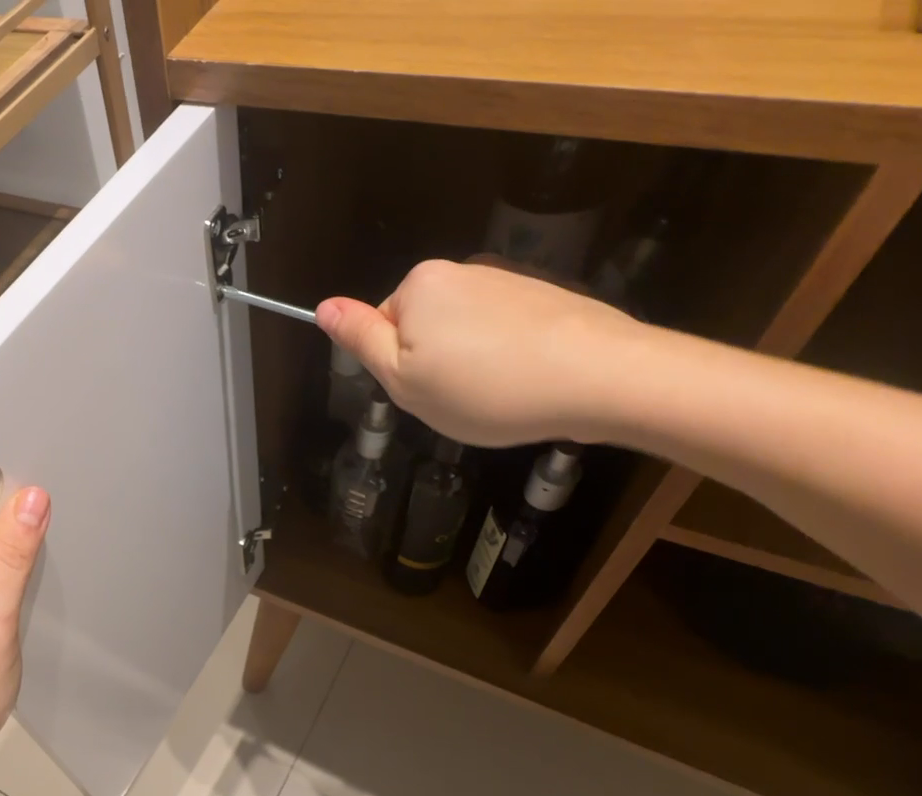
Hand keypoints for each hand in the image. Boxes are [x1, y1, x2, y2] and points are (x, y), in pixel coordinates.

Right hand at [317, 258, 644, 446]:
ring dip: (472, 362)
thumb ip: (360, 339)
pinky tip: (528, 383)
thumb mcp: (403, 378)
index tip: (425, 391)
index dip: (397, 367)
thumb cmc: (485, 387)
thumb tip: (322, 305)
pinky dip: (509, 356)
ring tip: (498, 395)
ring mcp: (508, 280)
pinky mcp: (547, 297)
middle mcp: (462, 270)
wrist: (599, 377)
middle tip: (457, 398)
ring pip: (465, 330)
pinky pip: (505, 331)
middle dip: (434, 362)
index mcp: (420, 285)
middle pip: (424, 325)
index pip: (382, 326)